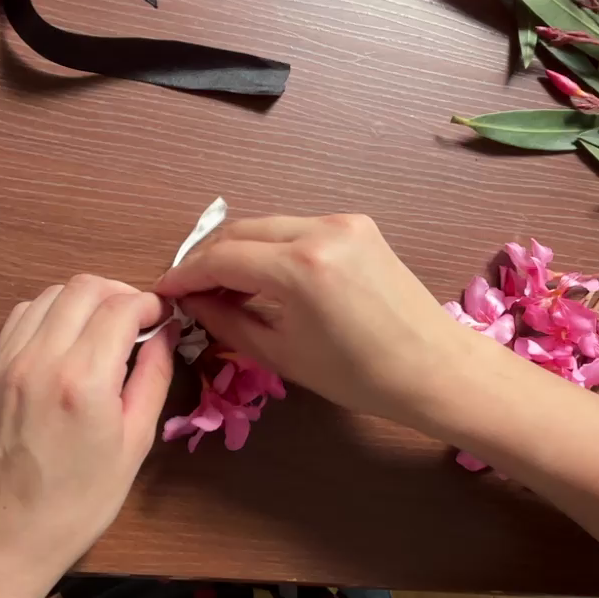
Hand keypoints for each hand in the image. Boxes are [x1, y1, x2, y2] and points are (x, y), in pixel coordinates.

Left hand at [0, 275, 174, 597]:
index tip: (165, 319)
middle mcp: (42, 359)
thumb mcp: (135, 442)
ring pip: (52, 292)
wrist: (8, 532)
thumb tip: (166, 332)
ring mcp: (11, 360)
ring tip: (107, 328)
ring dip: (87, 299)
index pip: (122, 307)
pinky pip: (24, 314)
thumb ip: (154, 376)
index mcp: (84, 381)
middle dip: (121, 293)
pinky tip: (71, 337)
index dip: (151, 304)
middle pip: (86, 287)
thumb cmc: (80, 500)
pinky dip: (53, 311)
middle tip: (141, 320)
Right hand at [155, 214, 487, 426]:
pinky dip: (272, 248)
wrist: (434, 368)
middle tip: (189, 291)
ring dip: (239, 250)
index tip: (164, 293)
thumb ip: (228, 320)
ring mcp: (344, 221)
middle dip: (208, 258)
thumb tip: (192, 302)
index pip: (222, 257)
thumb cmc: (359, 376)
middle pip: (241, 230)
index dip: (186, 275)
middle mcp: (321, 229)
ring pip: (269, 226)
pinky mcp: (359, 226)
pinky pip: (298, 229)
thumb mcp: (282, 354)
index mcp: (301, 267)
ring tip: (222, 287)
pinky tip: (263, 278)